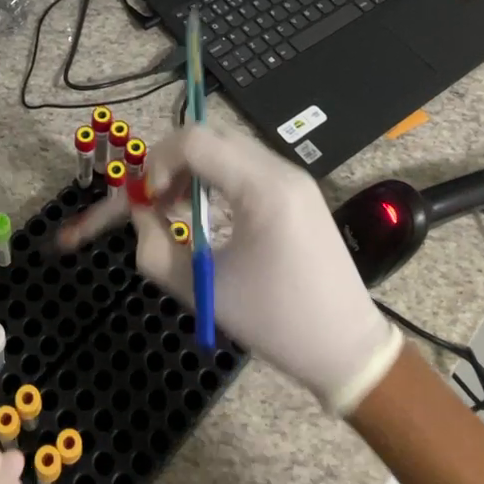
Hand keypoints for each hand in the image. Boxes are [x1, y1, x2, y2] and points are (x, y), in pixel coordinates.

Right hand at [58, 126, 401, 413]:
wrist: (346, 347)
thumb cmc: (276, 323)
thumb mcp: (203, 291)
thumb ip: (155, 249)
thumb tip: (137, 213)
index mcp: (263, 189)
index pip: (194, 141)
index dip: (157, 162)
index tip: (146, 201)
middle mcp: (281, 170)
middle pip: (209, 136)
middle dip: (171, 161)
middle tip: (154, 202)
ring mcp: (293, 177)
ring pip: (226, 146)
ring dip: (192, 167)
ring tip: (174, 208)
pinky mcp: (296, 190)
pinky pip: (244, 164)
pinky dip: (215, 175)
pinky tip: (203, 210)